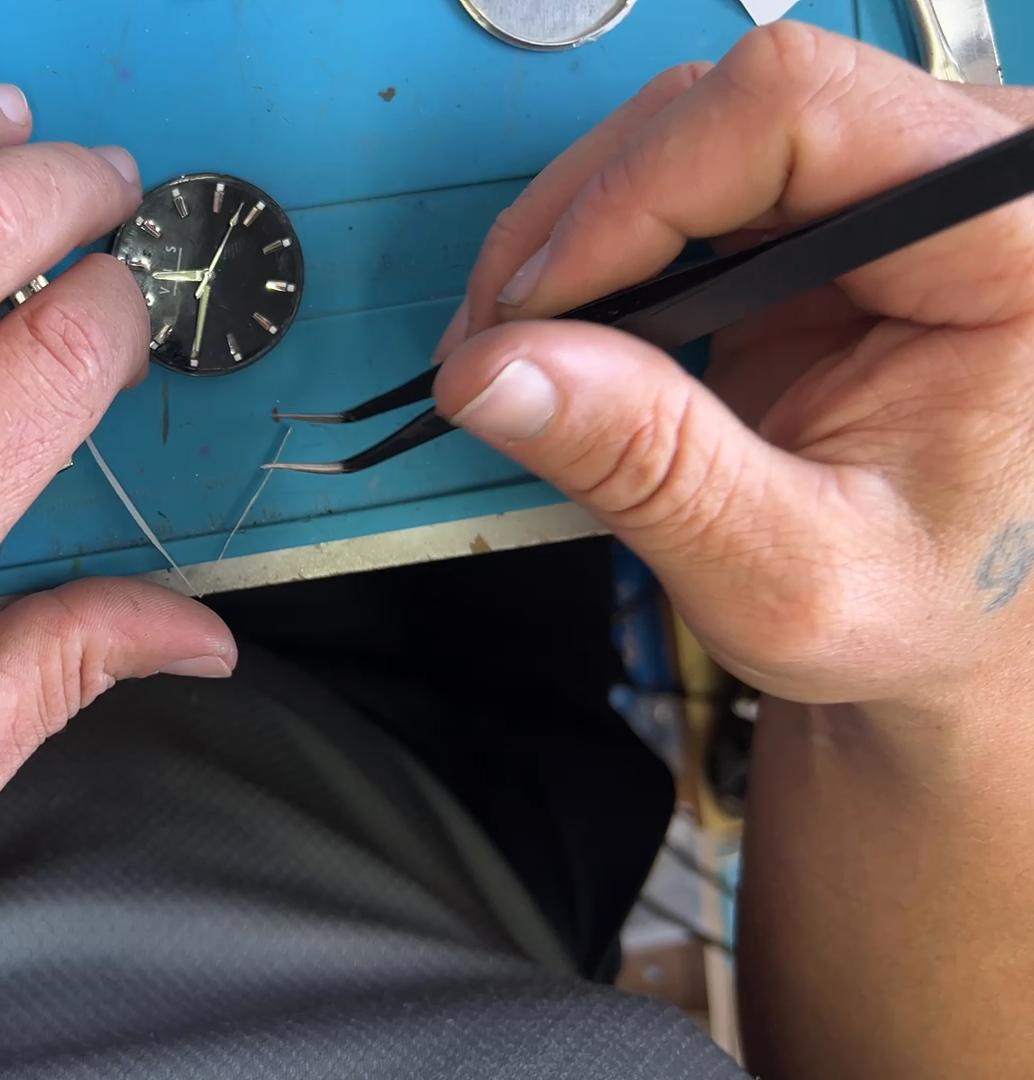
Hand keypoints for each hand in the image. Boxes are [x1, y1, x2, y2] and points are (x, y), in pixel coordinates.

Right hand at [433, 25, 1033, 722]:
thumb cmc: (906, 610)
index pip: (788, 116)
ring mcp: (874, 201)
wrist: (938, 621)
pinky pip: (654, 194)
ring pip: (663, 141)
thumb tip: (486, 371)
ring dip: (547, 247)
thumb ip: (642, 466)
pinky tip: (542, 338)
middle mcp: (960, 187)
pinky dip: (568, 263)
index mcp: (1018, 247)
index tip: (522, 322)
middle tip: (488, 351)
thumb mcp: (776, 571)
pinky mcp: (800, 235)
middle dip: (558, 232)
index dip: (619, 204)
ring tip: (503, 354)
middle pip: (706, 114)